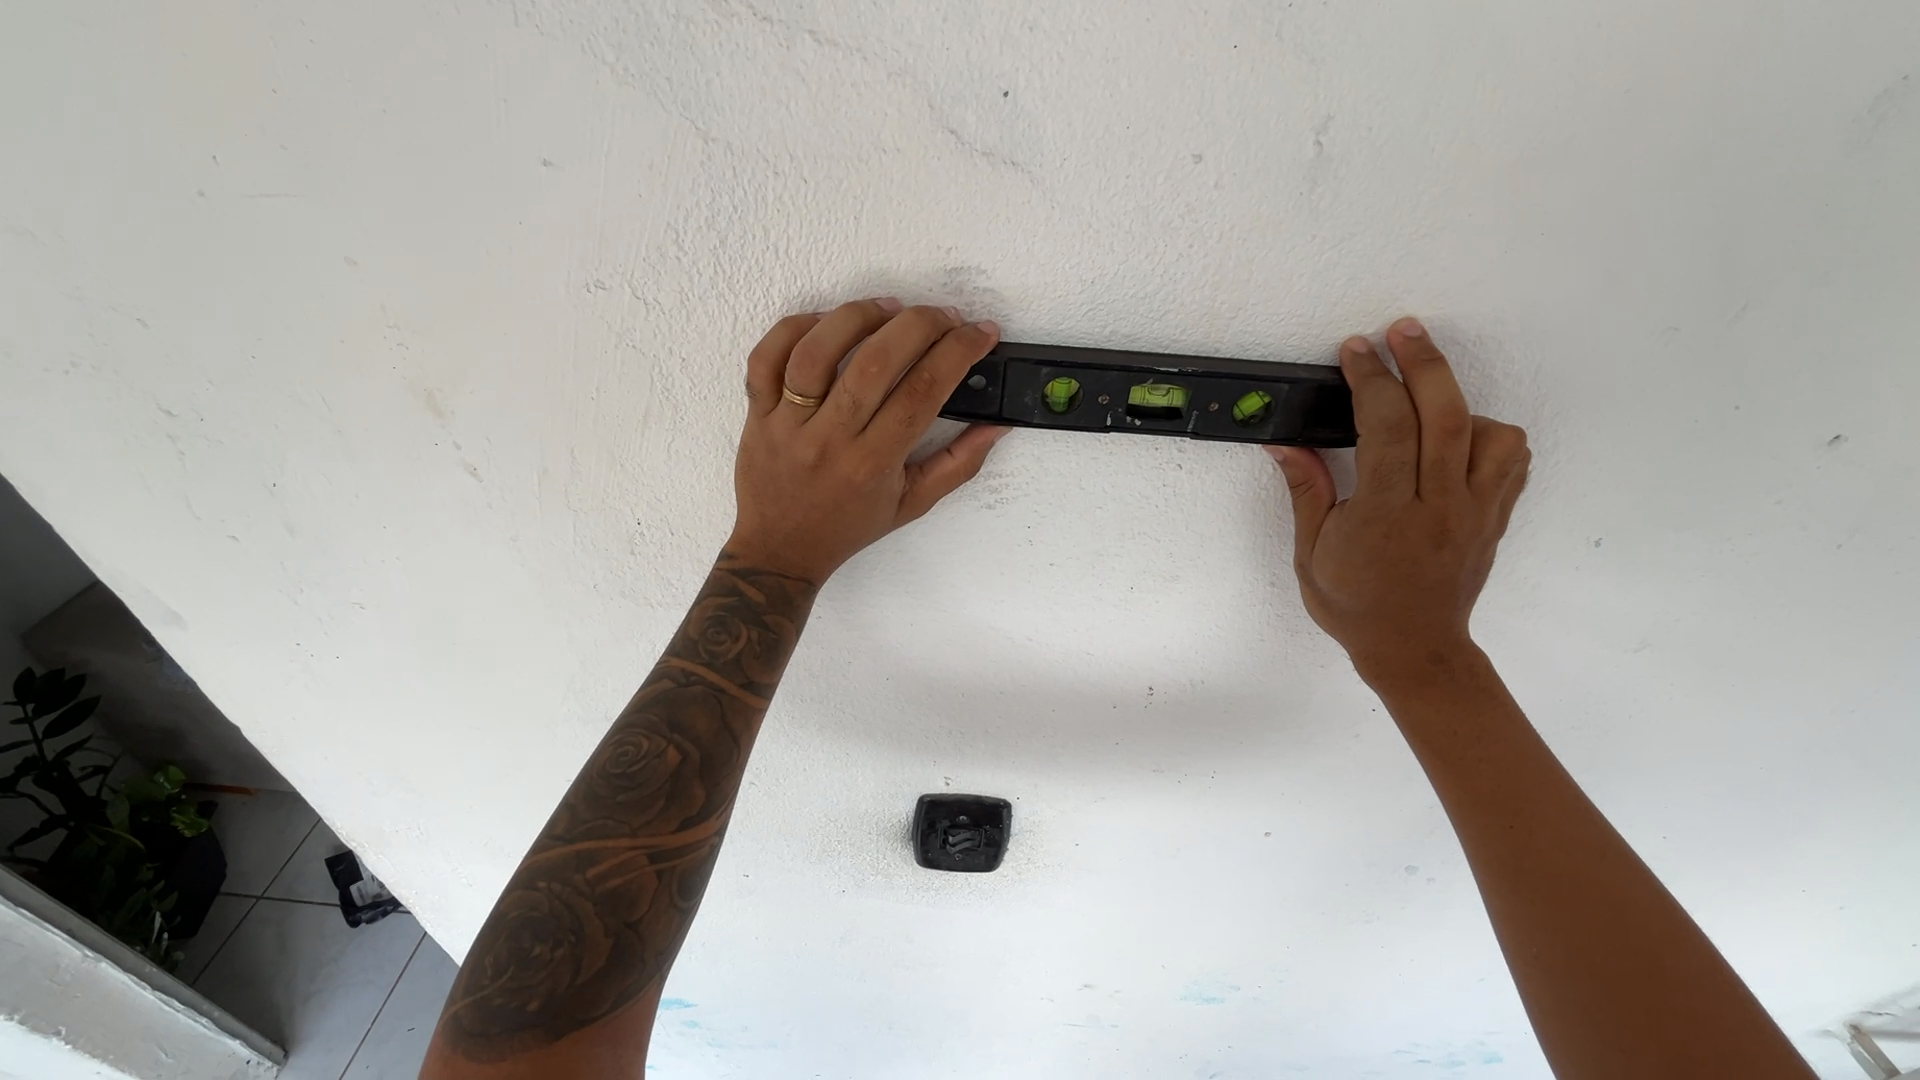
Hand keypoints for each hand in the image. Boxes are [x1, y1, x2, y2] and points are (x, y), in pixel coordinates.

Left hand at [726, 298, 1010, 582]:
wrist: (781, 550)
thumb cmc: (848, 526)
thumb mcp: (913, 503)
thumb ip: (959, 464)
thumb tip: (997, 424)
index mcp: (872, 464)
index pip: (922, 393)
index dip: (958, 353)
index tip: (981, 333)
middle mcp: (829, 440)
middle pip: (874, 363)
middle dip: (919, 325)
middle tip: (944, 316)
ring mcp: (787, 424)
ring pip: (816, 351)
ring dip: (858, 317)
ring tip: (890, 308)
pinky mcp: (757, 412)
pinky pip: (765, 357)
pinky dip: (795, 327)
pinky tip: (829, 322)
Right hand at [1270, 317, 1529, 682]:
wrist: (1414, 649)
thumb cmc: (1355, 606)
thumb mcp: (1311, 554)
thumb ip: (1305, 492)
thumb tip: (1284, 443)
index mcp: (1385, 516)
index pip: (1385, 430)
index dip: (1369, 381)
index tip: (1354, 352)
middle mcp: (1438, 508)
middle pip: (1445, 415)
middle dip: (1423, 362)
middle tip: (1403, 331)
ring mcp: (1475, 512)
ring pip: (1490, 432)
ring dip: (1459, 399)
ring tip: (1426, 394)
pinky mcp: (1495, 517)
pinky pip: (1512, 459)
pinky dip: (1490, 431)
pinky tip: (1459, 431)